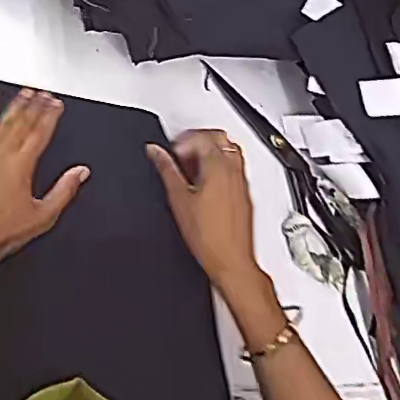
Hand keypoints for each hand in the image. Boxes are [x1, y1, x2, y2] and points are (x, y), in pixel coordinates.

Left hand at [0, 90, 89, 267]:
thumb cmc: (2, 232)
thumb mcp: (43, 215)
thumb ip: (64, 190)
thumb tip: (80, 173)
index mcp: (22, 167)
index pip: (40, 133)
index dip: (50, 116)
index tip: (56, 104)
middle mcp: (2, 156)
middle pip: (22, 124)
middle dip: (35, 106)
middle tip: (43, 93)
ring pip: (2, 123)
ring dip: (15, 106)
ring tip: (23, 93)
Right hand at [147, 130, 259, 291]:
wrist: (231, 262)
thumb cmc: (208, 237)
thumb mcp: (178, 198)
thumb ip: (166, 170)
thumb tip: (155, 152)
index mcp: (218, 167)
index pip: (202, 138)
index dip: (183, 140)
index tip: (171, 150)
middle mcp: (234, 172)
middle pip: (220, 139)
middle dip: (198, 139)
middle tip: (181, 150)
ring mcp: (242, 184)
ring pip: (229, 152)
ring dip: (210, 152)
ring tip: (191, 165)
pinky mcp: (244, 196)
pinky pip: (234, 169)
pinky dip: (219, 166)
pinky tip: (203, 183)